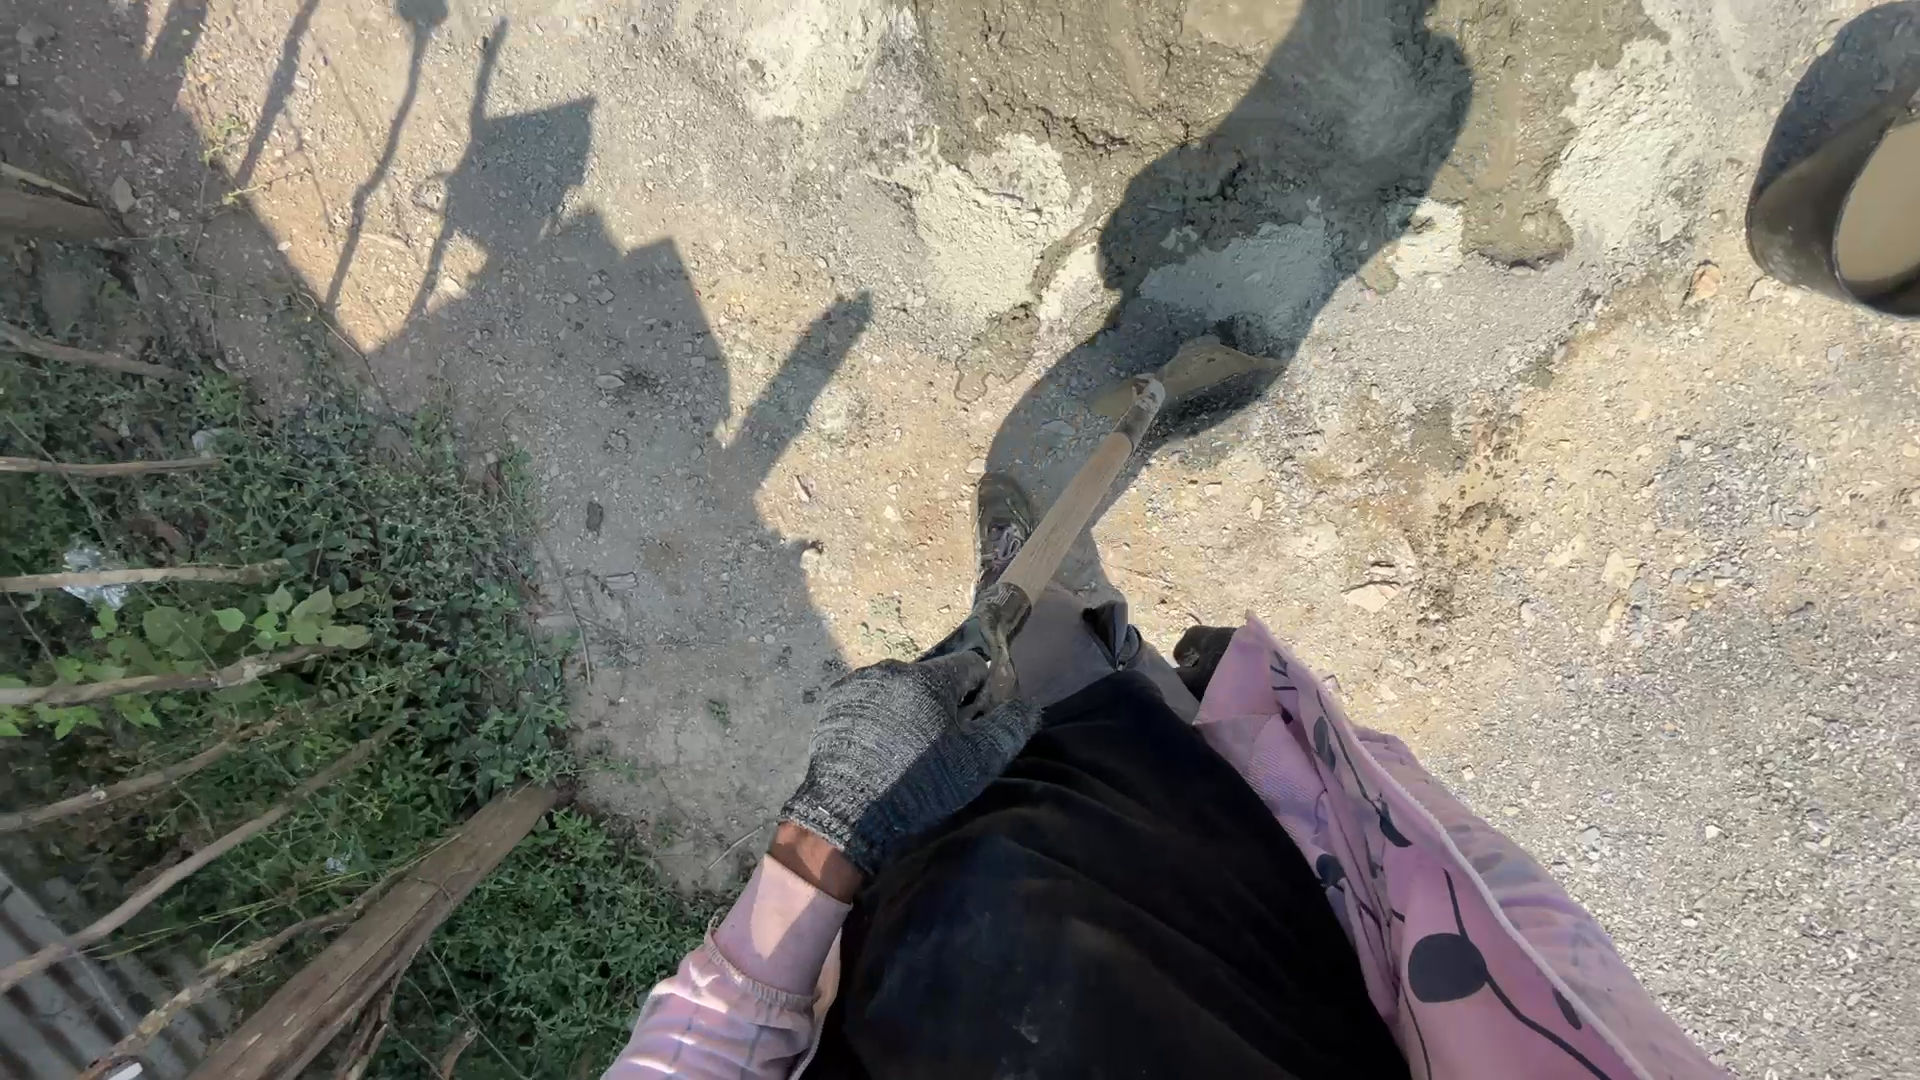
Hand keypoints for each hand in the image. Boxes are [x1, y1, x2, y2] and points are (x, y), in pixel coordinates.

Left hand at [781, 651, 1040, 875]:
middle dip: (945, 700)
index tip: (976, 722)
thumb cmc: (918, 785)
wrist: (845, 813)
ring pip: (901, 686)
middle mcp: (893, 668)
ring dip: (911, 706)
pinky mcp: (835, 700)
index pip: (971, 664)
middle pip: (935, 676)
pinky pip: (871, 697)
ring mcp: (859, 682)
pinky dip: (881, 713)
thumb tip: (1027, 702)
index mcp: (929, 677)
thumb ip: (1010, 726)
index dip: (981, 692)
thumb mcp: (976, 762)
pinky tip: (880, 745)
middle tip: (942, 741)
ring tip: (908, 746)